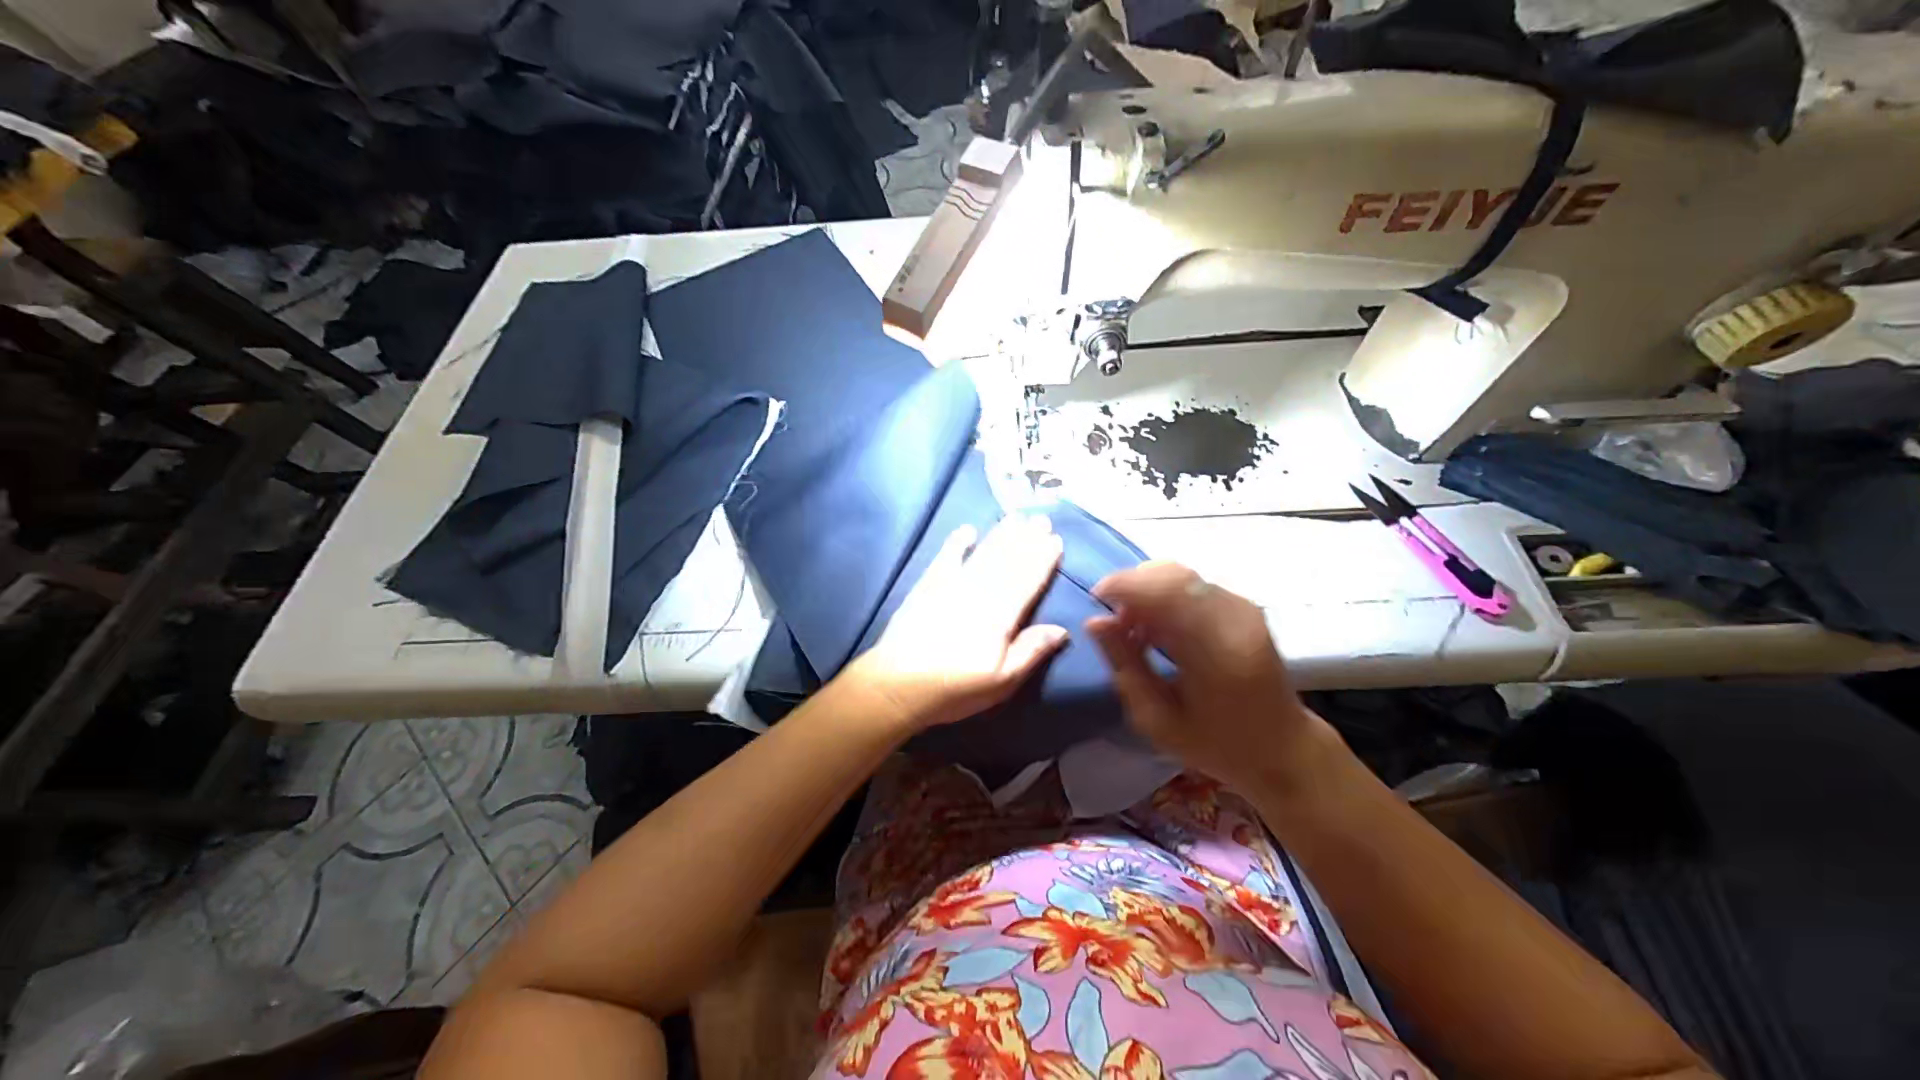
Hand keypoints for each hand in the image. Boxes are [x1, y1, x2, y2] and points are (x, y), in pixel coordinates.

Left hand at [844, 515, 1069, 731]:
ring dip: (1001, 534)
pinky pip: (945, 557)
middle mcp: (979, 593)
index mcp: (1001, 616)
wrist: (898, 685)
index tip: (1056, 540)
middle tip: (1042, 519)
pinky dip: (957, 542)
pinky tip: (968, 530)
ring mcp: (951, 585)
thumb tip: (1061, 629)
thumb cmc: (955, 689)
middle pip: (1008, 561)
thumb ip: (1031, 651)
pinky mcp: (927, 586)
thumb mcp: (1002, 682)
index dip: (1043, 560)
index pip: (1028, 581)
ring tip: (1017, 517)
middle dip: (1027, 539)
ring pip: (982, 554)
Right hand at [1085, 561, 1326, 793]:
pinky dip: (1167, 595)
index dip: (1125, 585)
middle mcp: (1234, 618)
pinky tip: (1157, 626)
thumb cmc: (1216, 744)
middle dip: (1133, 585)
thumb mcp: (1157, 719)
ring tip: (1132, 625)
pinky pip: (1195, 585)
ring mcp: (1244, 609)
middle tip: (1113, 619)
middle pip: (1173, 575)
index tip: (1095, 599)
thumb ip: (1126, 666)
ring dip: (1149, 589)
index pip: (1165, 591)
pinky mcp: (1245, 608)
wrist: (1282, 748)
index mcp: (1216, 649)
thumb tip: (1095, 622)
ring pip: (1183, 575)